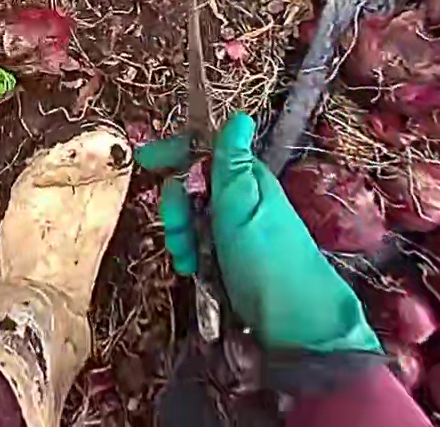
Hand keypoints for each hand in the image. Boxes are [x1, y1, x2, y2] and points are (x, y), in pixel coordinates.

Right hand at [136, 113, 380, 355]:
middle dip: (176, 204)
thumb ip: (232, 160)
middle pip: (191, 184)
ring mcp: (235, 227)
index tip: (144, 160)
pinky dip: (189, 250)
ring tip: (186, 256)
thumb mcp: (242, 201)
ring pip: (191, 215)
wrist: (295, 322)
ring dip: (180, 232)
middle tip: (178, 229)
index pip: (202, 150)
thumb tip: (240, 117)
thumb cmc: (264, 254)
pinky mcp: (230, 256)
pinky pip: (198, 242)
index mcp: (244, 176)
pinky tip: (191, 267)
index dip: (173, 152)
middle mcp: (239, 197)